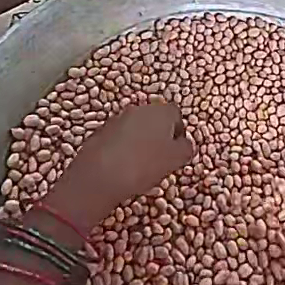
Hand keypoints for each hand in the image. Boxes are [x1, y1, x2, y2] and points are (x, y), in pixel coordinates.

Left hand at [43, 103, 193, 229]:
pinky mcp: (100, 132)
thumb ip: (185, 148)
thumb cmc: (144, 165)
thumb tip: (184, 144)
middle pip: (154, 119)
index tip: (177, 150)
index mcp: (160, 111)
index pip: (175, 114)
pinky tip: (123, 167)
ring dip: (140, 141)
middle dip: (159, 136)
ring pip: (135, 128)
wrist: (99, 175)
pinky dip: (123, 148)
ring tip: (141, 166)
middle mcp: (138, 109)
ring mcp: (117, 120)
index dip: (179, 132)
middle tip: (161, 159)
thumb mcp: (175, 160)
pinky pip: (119, 138)